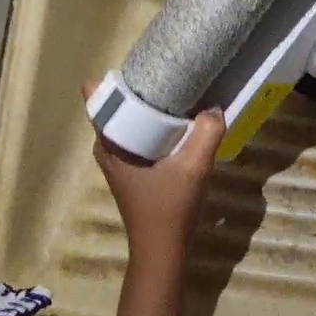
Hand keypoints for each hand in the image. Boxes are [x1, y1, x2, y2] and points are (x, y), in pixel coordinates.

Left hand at [82, 83, 224, 264]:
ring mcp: (118, 160)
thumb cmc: (170, 208)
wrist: (163, 251)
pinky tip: (179, 123)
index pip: (100, 96)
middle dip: (140, 88)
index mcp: (110, 142)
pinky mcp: (132, 170)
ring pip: (129, 121)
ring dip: (149, 107)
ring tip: (177, 92)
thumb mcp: (194, 167)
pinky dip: (153, 125)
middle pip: (118, 106)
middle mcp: (108, 147)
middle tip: (170, 73)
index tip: (146, 64)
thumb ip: (207, 133)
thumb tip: (214, 107)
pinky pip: (138, 135)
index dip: (121, 77)